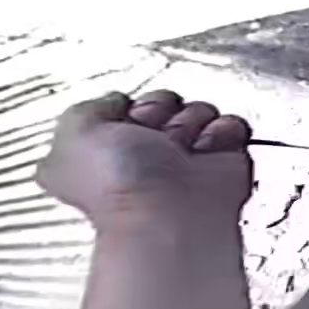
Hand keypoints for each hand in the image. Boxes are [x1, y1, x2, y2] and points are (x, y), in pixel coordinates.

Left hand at [39, 90, 252, 229]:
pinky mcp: (224, 157)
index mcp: (102, 150)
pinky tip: (208, 147)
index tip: (124, 119)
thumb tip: (117, 101)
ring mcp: (186, 154)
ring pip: (199, 110)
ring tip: (185, 146)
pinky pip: (232, 124)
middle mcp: (145, 152)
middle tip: (157, 136)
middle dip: (162, 111)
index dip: (125, 106)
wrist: (171, 207)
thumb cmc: (119, 179)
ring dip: (193, 122)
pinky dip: (223, 131)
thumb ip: (90, 107)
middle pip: (163, 103)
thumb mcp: (76, 132)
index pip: (123, 104)